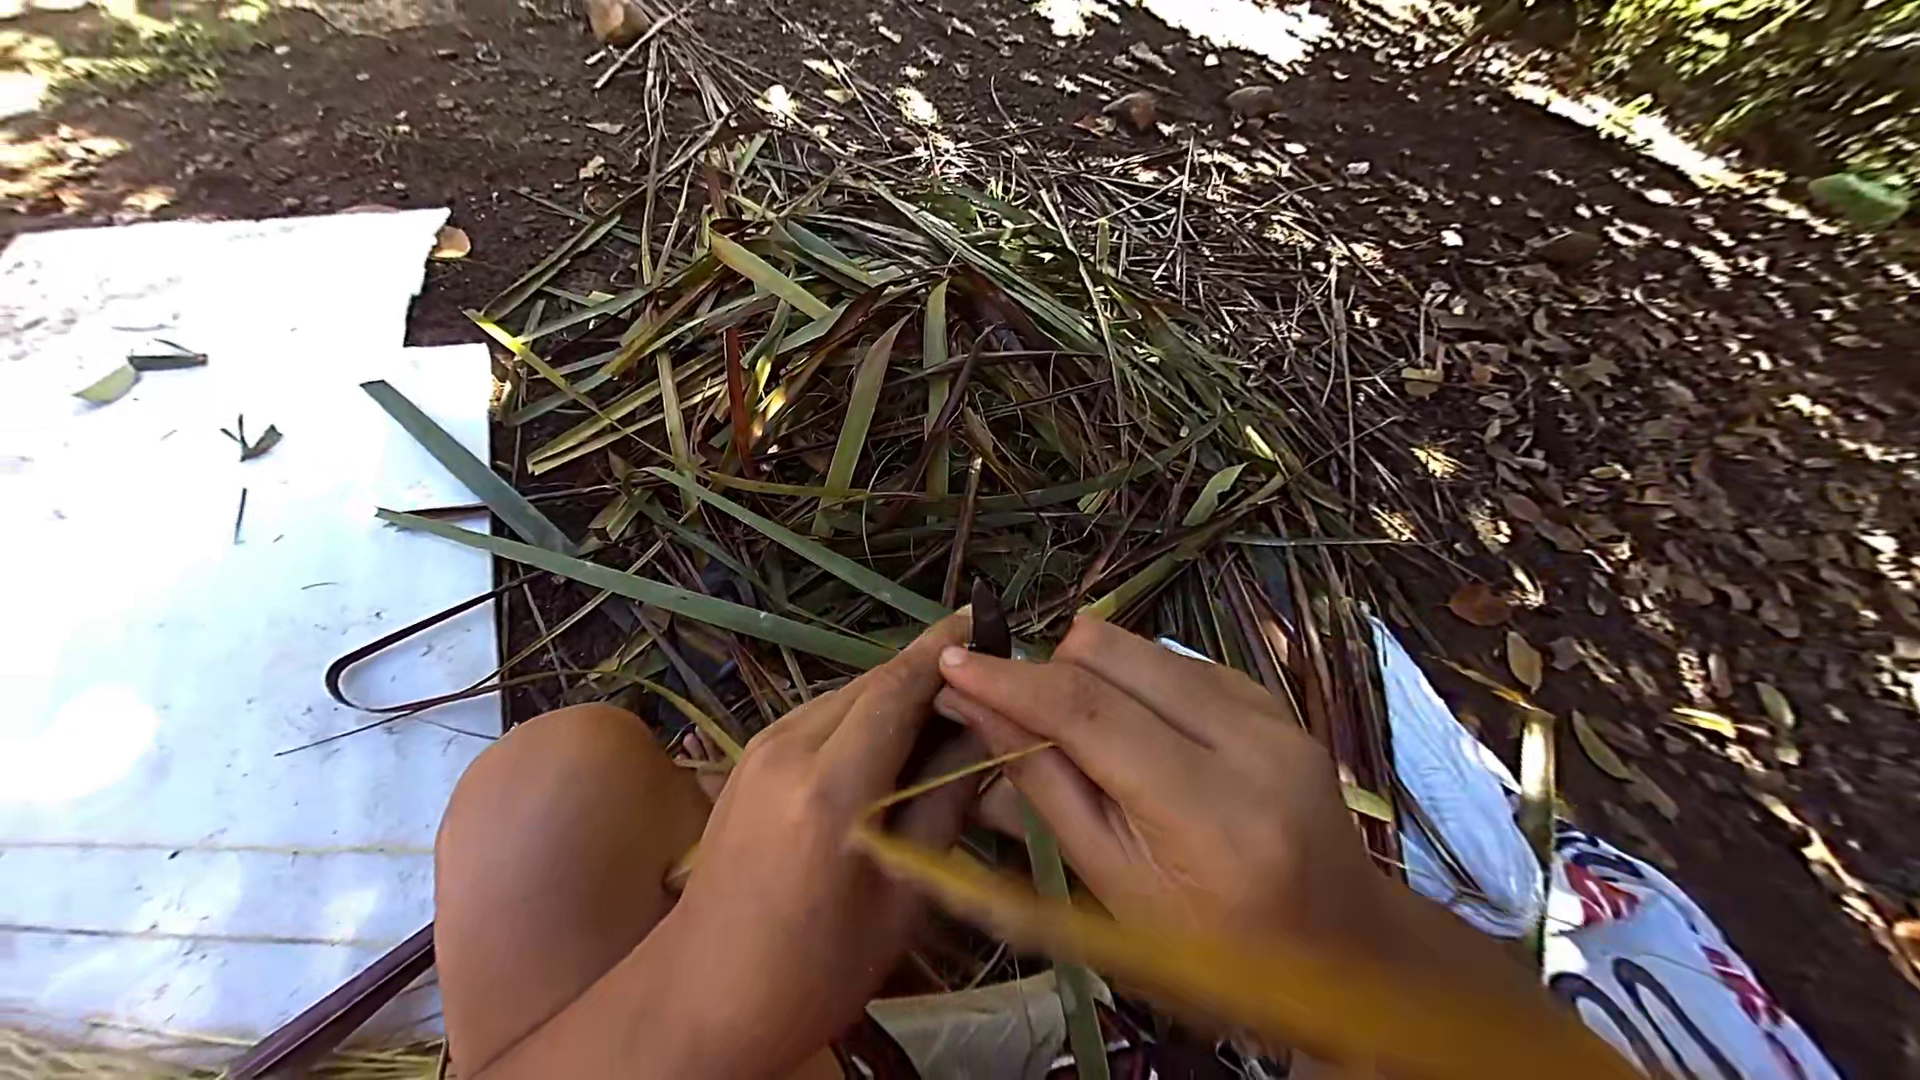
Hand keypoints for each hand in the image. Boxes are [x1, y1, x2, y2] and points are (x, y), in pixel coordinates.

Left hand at [652, 612, 978, 1077]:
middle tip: (978, 682)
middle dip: (930, 671)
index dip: (944, 647)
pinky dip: (865, 712)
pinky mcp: (751, 751)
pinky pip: (824, 712)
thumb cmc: (818, 965)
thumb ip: (946, 797)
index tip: (982, 618)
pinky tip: (887, 741)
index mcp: (832, 787)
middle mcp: (791, 746)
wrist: (701, 994)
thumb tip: (982, 730)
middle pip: (875, 681)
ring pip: (850, 693)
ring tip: (941, 714)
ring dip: (898, 692)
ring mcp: (763, 743)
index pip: (899, 688)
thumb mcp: (905, 895)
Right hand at [933, 616, 1386, 946]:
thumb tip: (973, 706)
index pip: (1089, 714)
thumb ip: (1042, 784)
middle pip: (1107, 651)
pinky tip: (1135, 731)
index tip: (953, 663)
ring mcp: (1266, 706)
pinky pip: (1163, 655)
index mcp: (1211, 814)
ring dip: (1084, 674)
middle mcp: (1249, 739)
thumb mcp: (1112, 882)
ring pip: (1131, 643)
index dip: (1011, 681)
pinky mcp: (1265, 691)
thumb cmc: (1215, 948)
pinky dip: (1126, 682)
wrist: (1345, 945)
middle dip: (1047, 672)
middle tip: (1025, 718)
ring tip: (1084, 734)